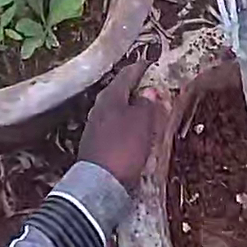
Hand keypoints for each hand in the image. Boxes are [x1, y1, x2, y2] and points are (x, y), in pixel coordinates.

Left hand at [77, 60, 165, 186]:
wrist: (100, 185)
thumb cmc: (123, 147)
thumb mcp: (141, 122)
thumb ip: (146, 103)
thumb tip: (149, 90)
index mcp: (110, 97)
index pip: (126, 75)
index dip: (140, 67)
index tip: (150, 62)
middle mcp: (100, 107)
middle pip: (120, 90)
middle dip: (135, 86)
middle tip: (151, 83)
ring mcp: (96, 125)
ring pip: (117, 107)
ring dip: (131, 104)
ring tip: (146, 105)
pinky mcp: (97, 142)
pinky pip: (115, 123)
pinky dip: (127, 120)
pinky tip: (134, 127)